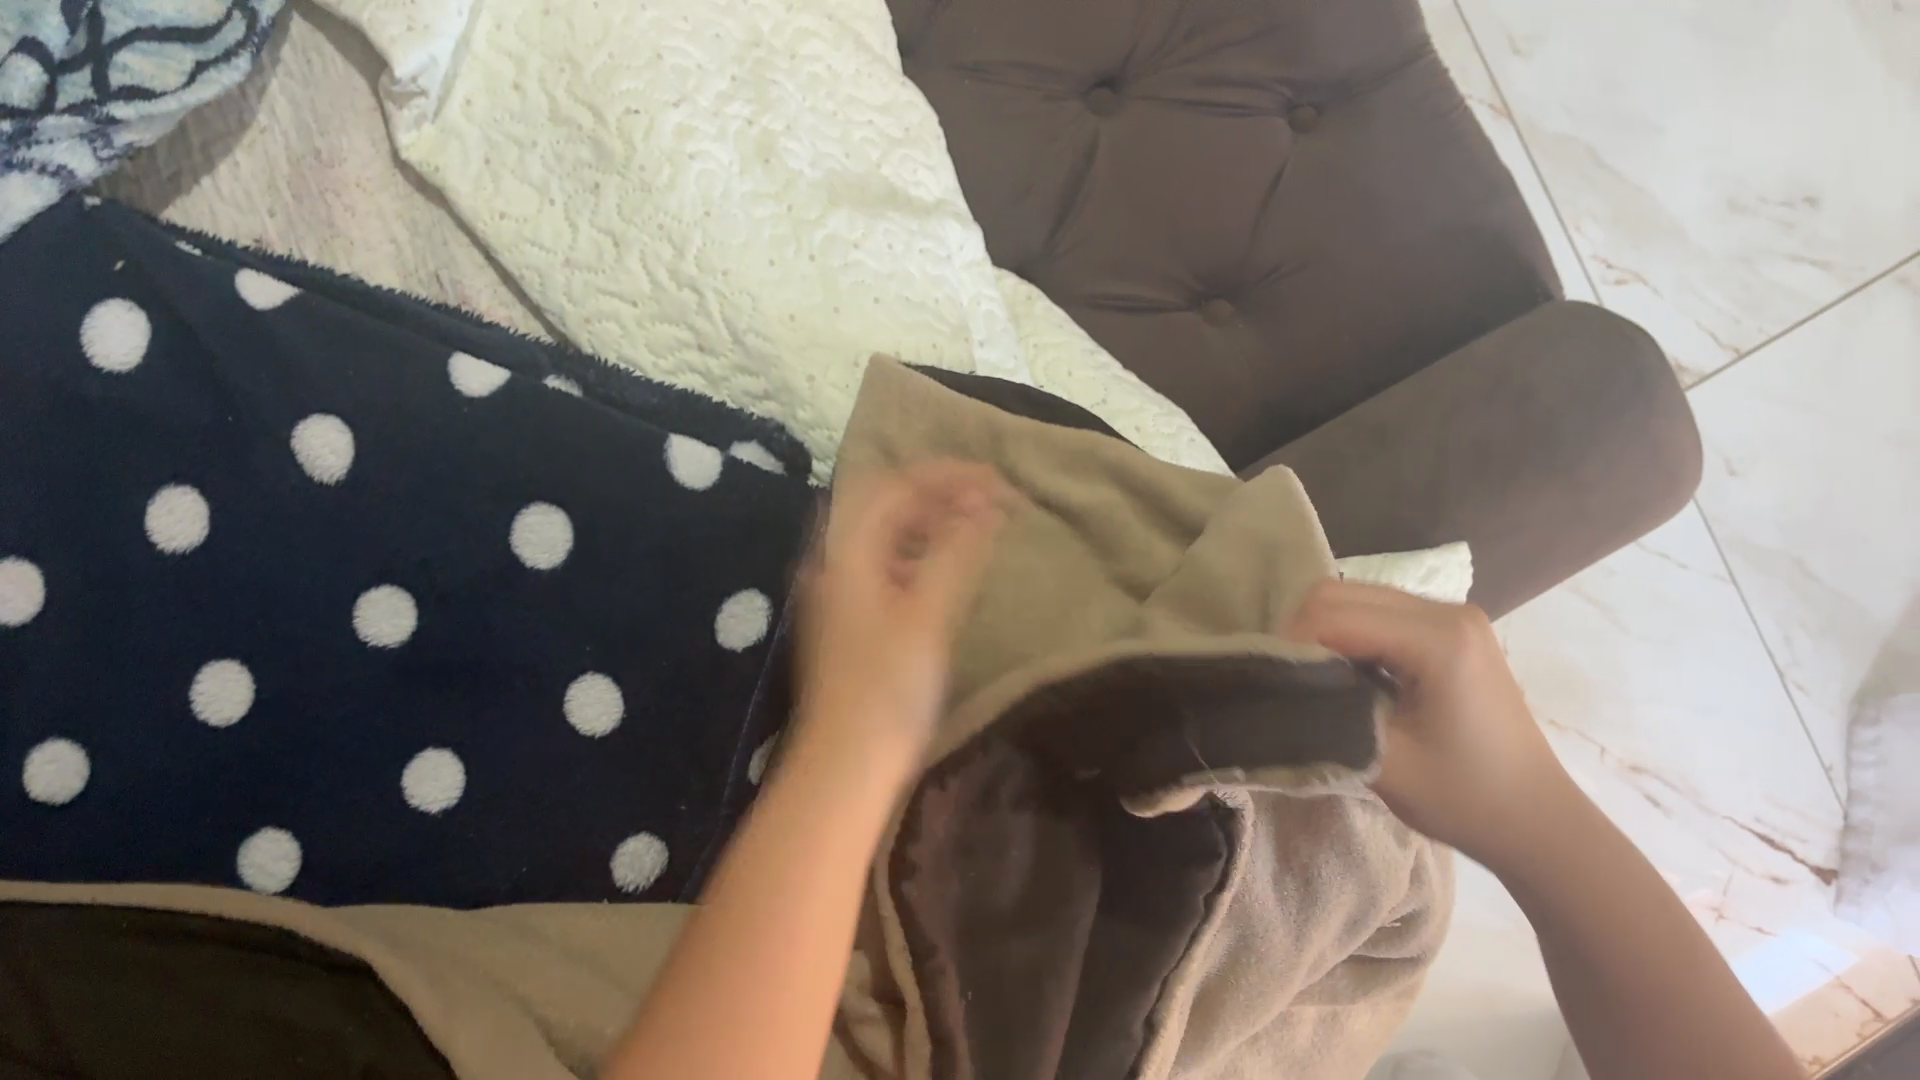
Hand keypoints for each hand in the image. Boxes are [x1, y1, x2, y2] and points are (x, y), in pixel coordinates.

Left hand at [789, 461, 1010, 786]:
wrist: (846, 765)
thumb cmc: (888, 692)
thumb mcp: (929, 616)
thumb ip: (957, 552)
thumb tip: (985, 504)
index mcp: (847, 554)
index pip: (893, 485)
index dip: (946, 475)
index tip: (997, 480)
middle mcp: (834, 562)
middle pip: (884, 503)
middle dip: (938, 491)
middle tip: (990, 497)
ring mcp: (839, 591)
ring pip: (884, 534)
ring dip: (929, 519)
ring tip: (977, 521)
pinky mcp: (851, 619)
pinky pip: (886, 563)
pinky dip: (920, 551)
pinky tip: (947, 565)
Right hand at [1286, 579, 1580, 868]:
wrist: (1537, 822)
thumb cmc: (1464, 798)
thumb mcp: (1382, 762)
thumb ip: (1322, 713)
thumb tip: (1272, 686)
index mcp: (1438, 638)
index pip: (1330, 614)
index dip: (1289, 645)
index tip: (1273, 687)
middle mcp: (1446, 611)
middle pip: (1337, 594)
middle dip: (1300, 633)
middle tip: (1288, 683)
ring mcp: (1451, 616)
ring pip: (1352, 597)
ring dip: (1321, 633)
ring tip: (1313, 681)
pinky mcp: (1449, 629)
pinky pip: (1375, 612)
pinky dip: (1346, 636)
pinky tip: (1346, 676)